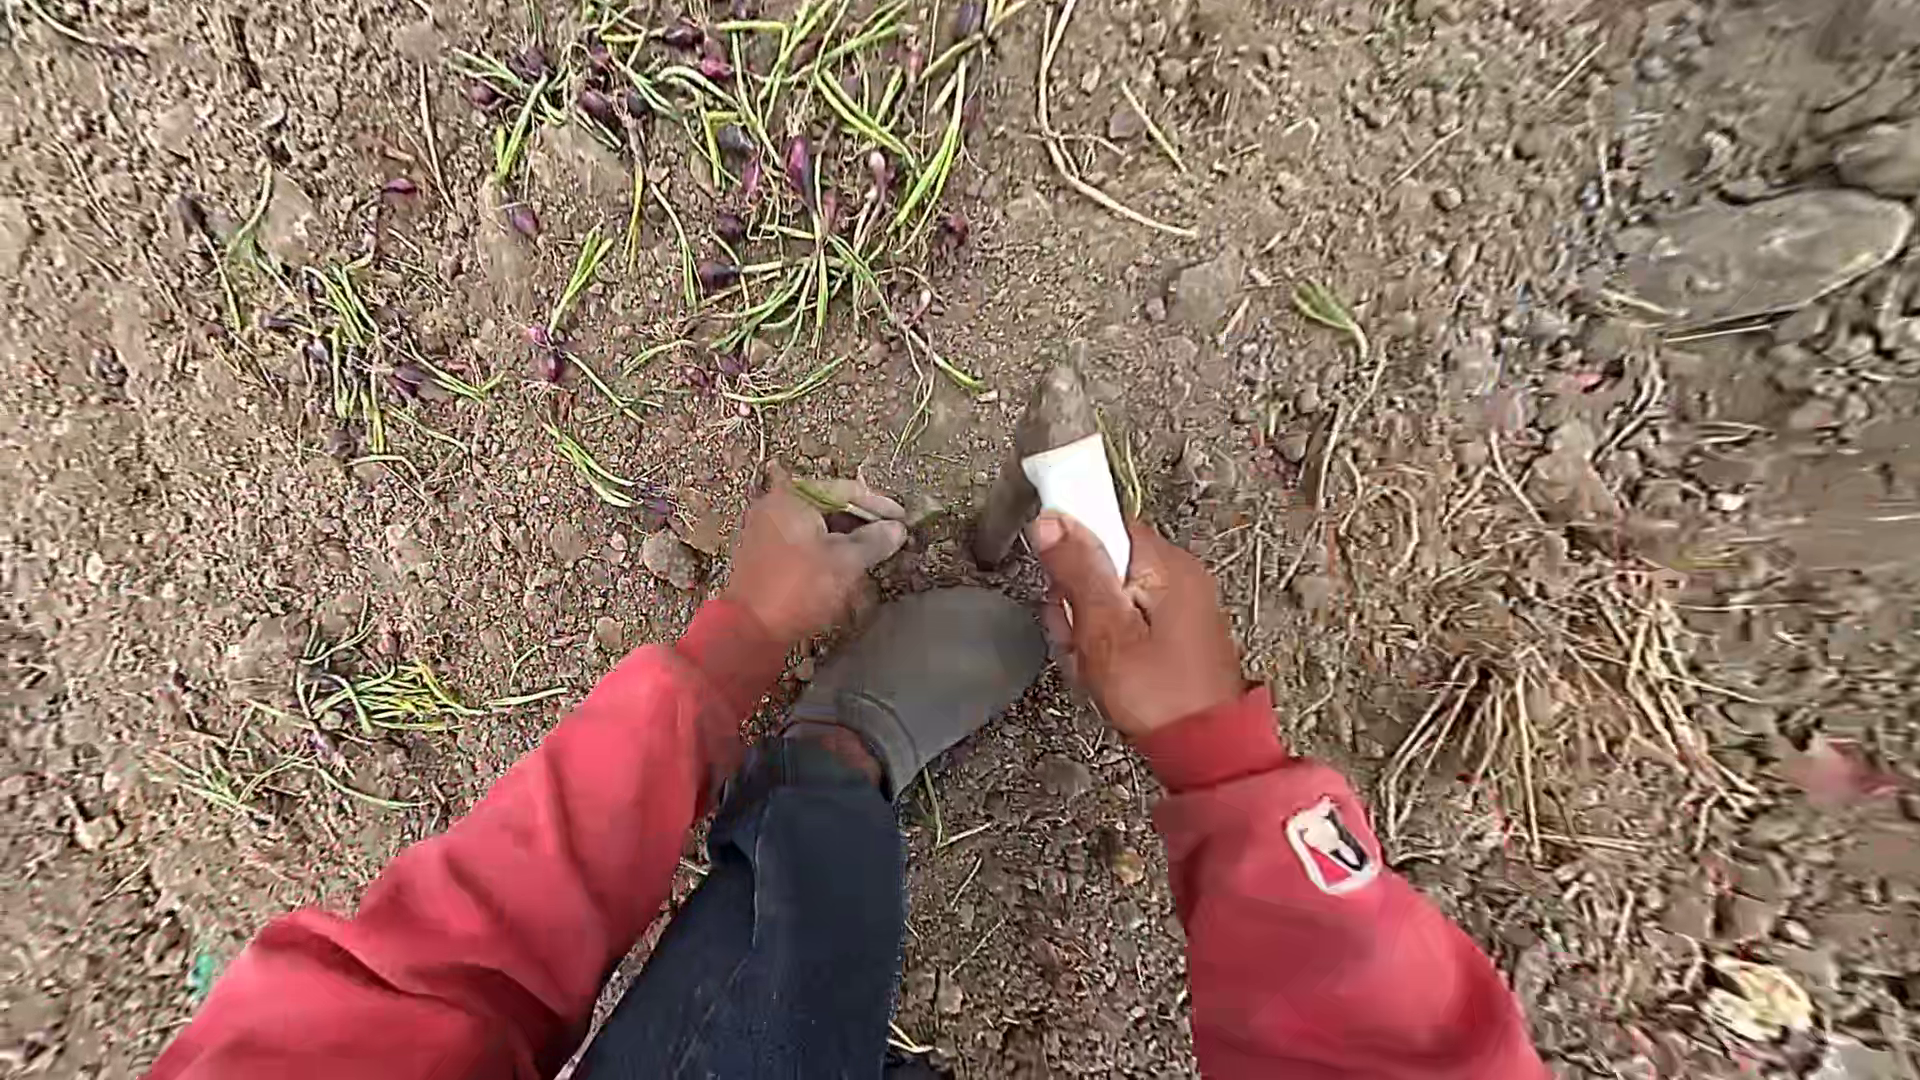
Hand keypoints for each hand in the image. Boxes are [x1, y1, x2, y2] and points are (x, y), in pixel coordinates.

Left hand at [722, 470, 908, 646]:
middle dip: (864, 522)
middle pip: (831, 505)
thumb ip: (875, 540)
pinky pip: (805, 541)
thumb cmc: (800, 588)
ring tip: (874, 552)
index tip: (903, 519)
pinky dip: (828, 548)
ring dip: (848, 537)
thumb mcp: (846, 562)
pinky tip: (847, 564)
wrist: (749, 630)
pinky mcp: (765, 553)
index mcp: (794, 497)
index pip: (847, 490)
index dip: (880, 505)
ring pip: (819, 525)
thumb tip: (897, 529)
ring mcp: (767, 528)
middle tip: (892, 536)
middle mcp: (777, 505)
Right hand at [1030, 513, 1245, 737]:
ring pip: (1107, 592)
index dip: (1073, 547)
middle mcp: (1176, 574)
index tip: (1059, 581)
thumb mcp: (1105, 631)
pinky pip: (1123, 615)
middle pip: (1102, 560)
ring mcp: (1177, 602)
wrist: (1205, 754)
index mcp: (1165, 565)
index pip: (1105, 520)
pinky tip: (1105, 667)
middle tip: (1077, 635)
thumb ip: (1078, 571)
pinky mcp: (1173, 627)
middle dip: (1076, 598)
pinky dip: (1106, 637)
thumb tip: (1051, 521)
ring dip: (1086, 623)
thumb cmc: (1158, 696)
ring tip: (1091, 660)